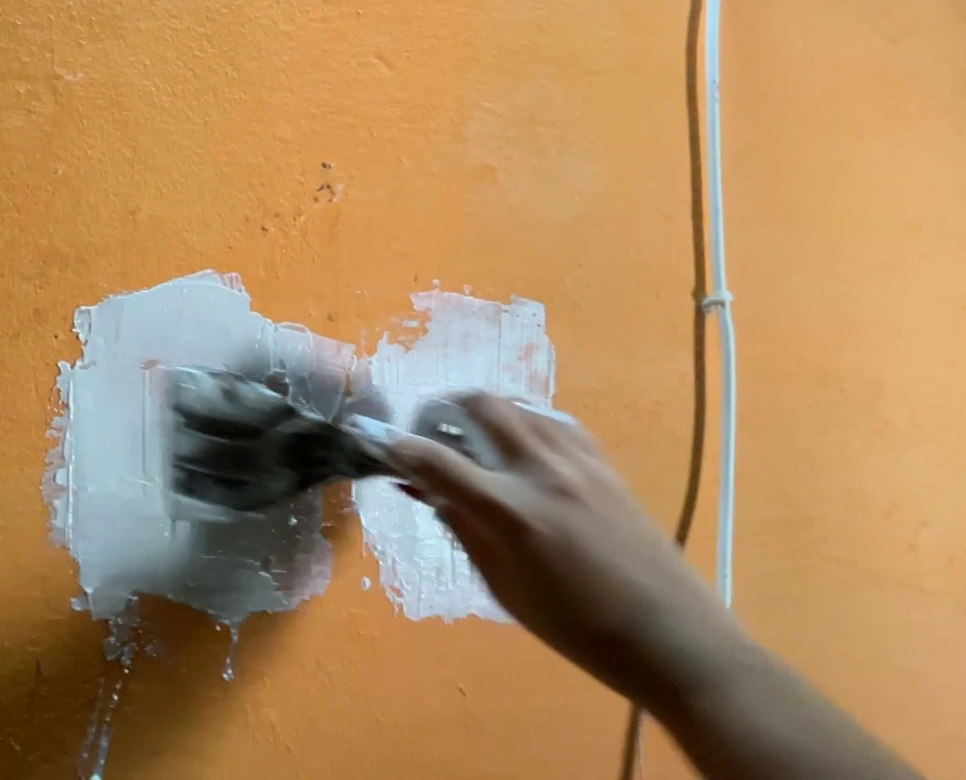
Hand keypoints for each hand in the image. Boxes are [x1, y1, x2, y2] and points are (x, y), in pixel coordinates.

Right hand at [391, 394, 751, 708]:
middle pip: (478, 406)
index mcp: (510, 511)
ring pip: (516, 404)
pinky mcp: (604, 465)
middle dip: (439, 410)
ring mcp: (578, 463)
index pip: (433, 458)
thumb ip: (458, 525)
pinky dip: (522, 420)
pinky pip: (552, 420)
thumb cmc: (574, 626)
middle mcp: (542, 472)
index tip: (370, 438)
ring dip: (481, 410)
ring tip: (467, 434)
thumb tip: (421, 486)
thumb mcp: (500, 584)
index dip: (393, 444)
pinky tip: (517, 443)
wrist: (675, 641)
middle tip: (425, 432)